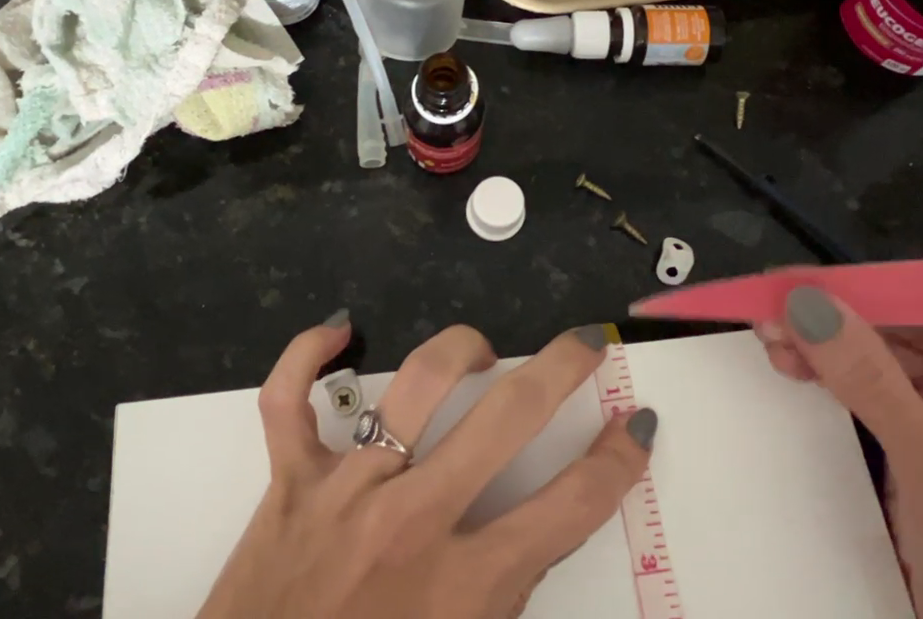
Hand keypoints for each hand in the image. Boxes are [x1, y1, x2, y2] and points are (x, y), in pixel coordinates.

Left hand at [199, 314, 657, 618]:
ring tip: (481, 349)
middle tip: (582, 343)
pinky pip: (287, 398)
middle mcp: (413, 521)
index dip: (619, 461)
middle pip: (508, 418)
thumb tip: (537, 527)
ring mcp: (347, 490)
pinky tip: (340, 329)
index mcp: (464, 585)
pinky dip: (306, 354)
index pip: (569, 504)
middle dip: (561, 369)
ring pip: (416, 385)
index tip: (635, 425)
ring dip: (460, 349)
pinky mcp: (290, 478)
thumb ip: (507, 593)